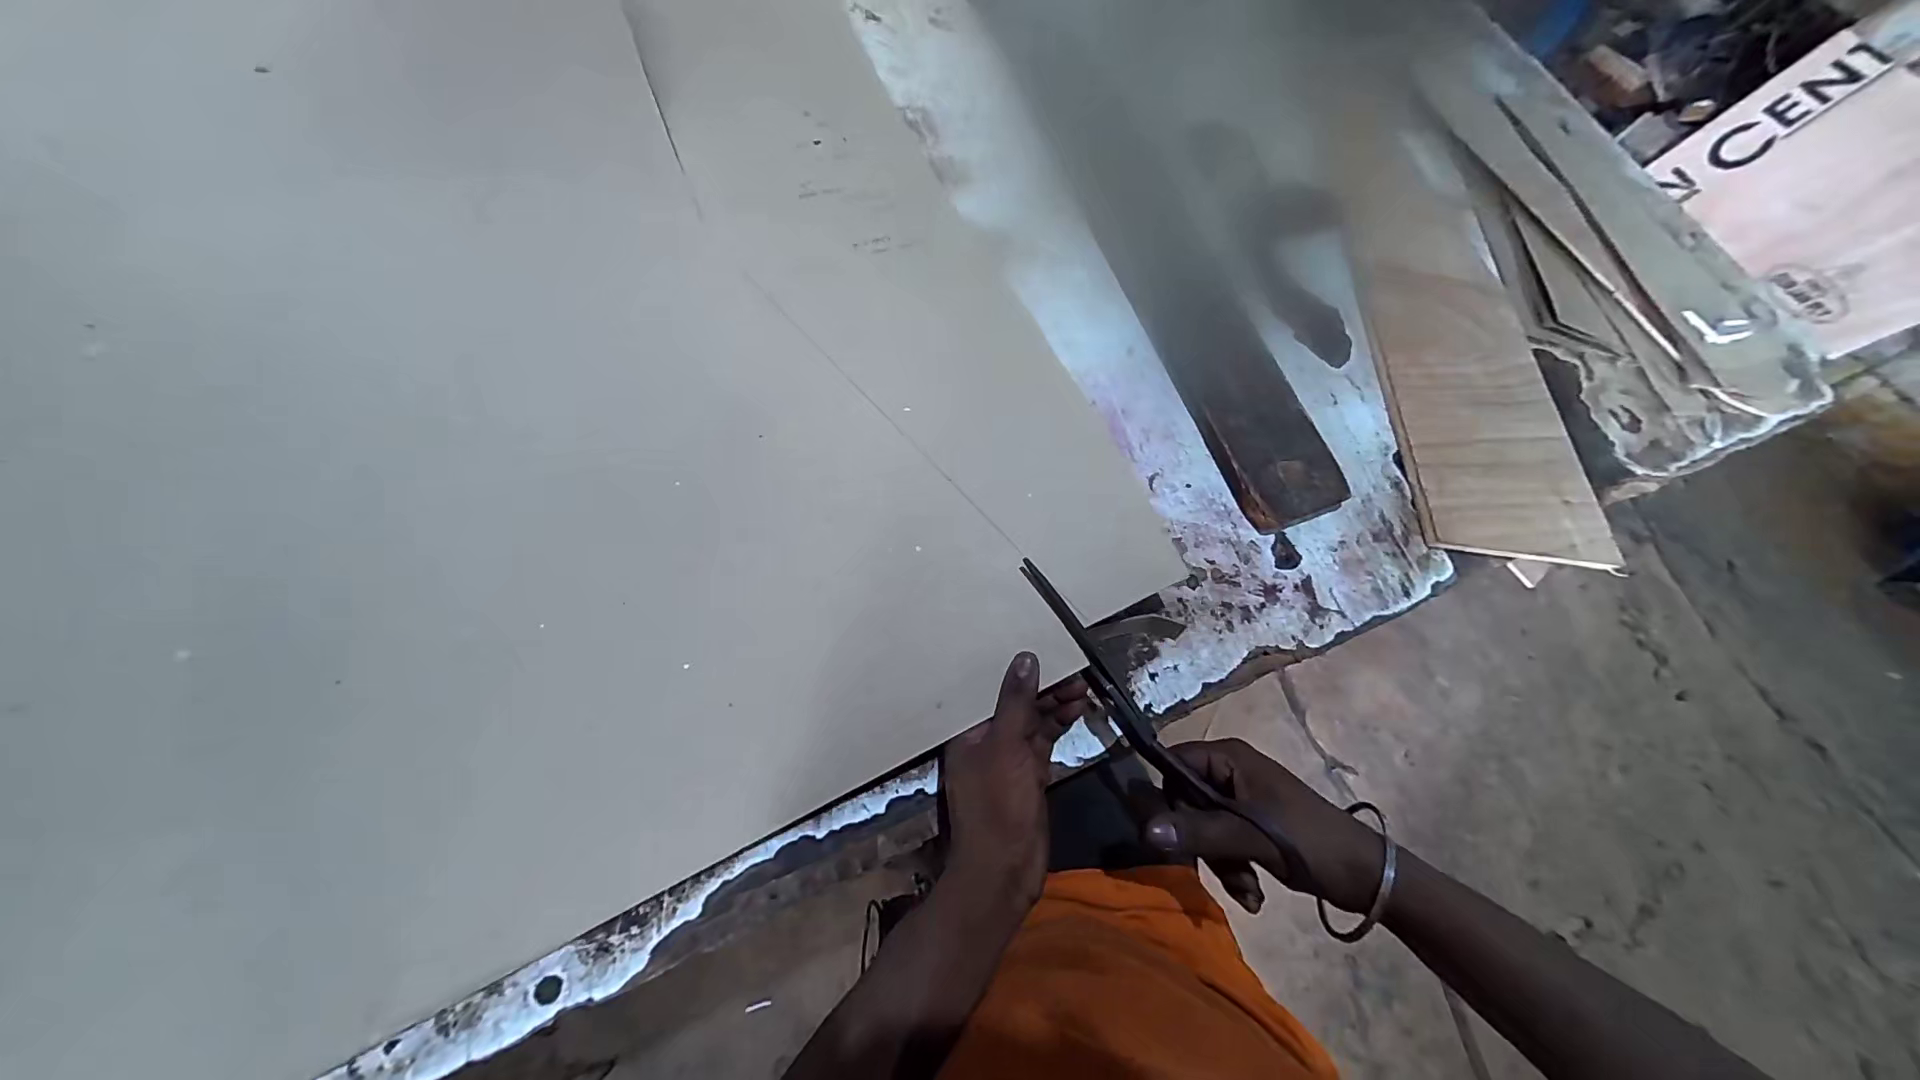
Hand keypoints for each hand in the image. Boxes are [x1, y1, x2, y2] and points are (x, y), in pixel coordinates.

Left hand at [940, 653, 1090, 904]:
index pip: (993, 691)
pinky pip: (1044, 742)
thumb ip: (1016, 702)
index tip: (1046, 656)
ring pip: (1032, 722)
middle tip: (1074, 672)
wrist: (1004, 870)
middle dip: (1044, 689)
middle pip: (1016, 705)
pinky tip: (1077, 712)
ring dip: (1055, 705)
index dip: (1019, 674)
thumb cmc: (996, 806)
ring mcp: (1008, 760)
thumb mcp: (1005, 747)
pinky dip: (1059, 726)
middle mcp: (986, 741)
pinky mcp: (1028, 776)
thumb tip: (1024, 658)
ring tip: (1082, 688)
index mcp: (969, 732)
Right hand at [1142, 738, 1386, 914]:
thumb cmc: (1311, 843)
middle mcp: (1230, 772)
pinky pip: (1222, 841)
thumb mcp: (1250, 837)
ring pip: (1203, 826)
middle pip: (1186, 800)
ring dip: (1219, 863)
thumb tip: (1144, 829)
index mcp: (1229, 758)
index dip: (1168, 798)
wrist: (1370, 877)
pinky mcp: (1252, 825)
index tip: (1173, 834)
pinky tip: (1253, 894)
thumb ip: (1197, 831)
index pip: (1173, 764)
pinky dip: (1232, 868)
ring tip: (1248, 891)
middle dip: (1200, 842)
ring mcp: (1242, 799)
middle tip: (1218, 870)